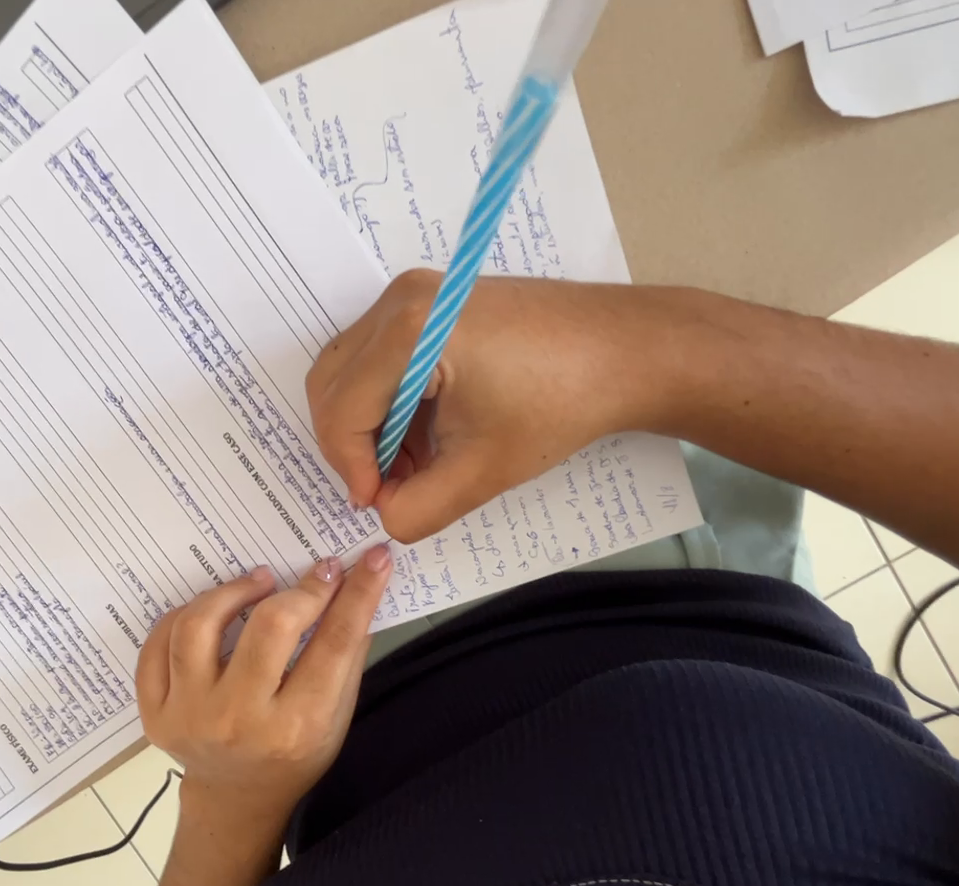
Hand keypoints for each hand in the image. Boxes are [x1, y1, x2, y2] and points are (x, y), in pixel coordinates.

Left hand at [135, 546, 393, 820]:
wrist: (236, 798)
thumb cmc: (295, 754)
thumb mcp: (336, 717)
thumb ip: (347, 656)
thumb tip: (358, 584)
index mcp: (298, 727)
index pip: (335, 643)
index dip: (357, 593)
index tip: (370, 557)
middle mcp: (241, 722)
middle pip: (269, 628)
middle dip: (300, 590)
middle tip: (314, 575)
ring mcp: (190, 717)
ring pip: (199, 625)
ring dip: (234, 591)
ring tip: (259, 582)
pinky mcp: (154, 713)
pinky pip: (159, 643)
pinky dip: (185, 615)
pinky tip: (212, 611)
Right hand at [308, 269, 702, 541]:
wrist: (627, 350)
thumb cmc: (561, 402)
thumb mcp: (482, 471)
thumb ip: (417, 509)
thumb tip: (383, 517)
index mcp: (407, 332)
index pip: (341, 411)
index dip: (351, 468)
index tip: (378, 504)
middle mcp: (398, 300)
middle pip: (332, 387)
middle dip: (352, 447)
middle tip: (390, 487)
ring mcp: (412, 295)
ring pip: (349, 375)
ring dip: (368, 429)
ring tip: (413, 466)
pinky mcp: (426, 304)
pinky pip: (376, 360)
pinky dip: (385, 405)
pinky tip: (422, 436)